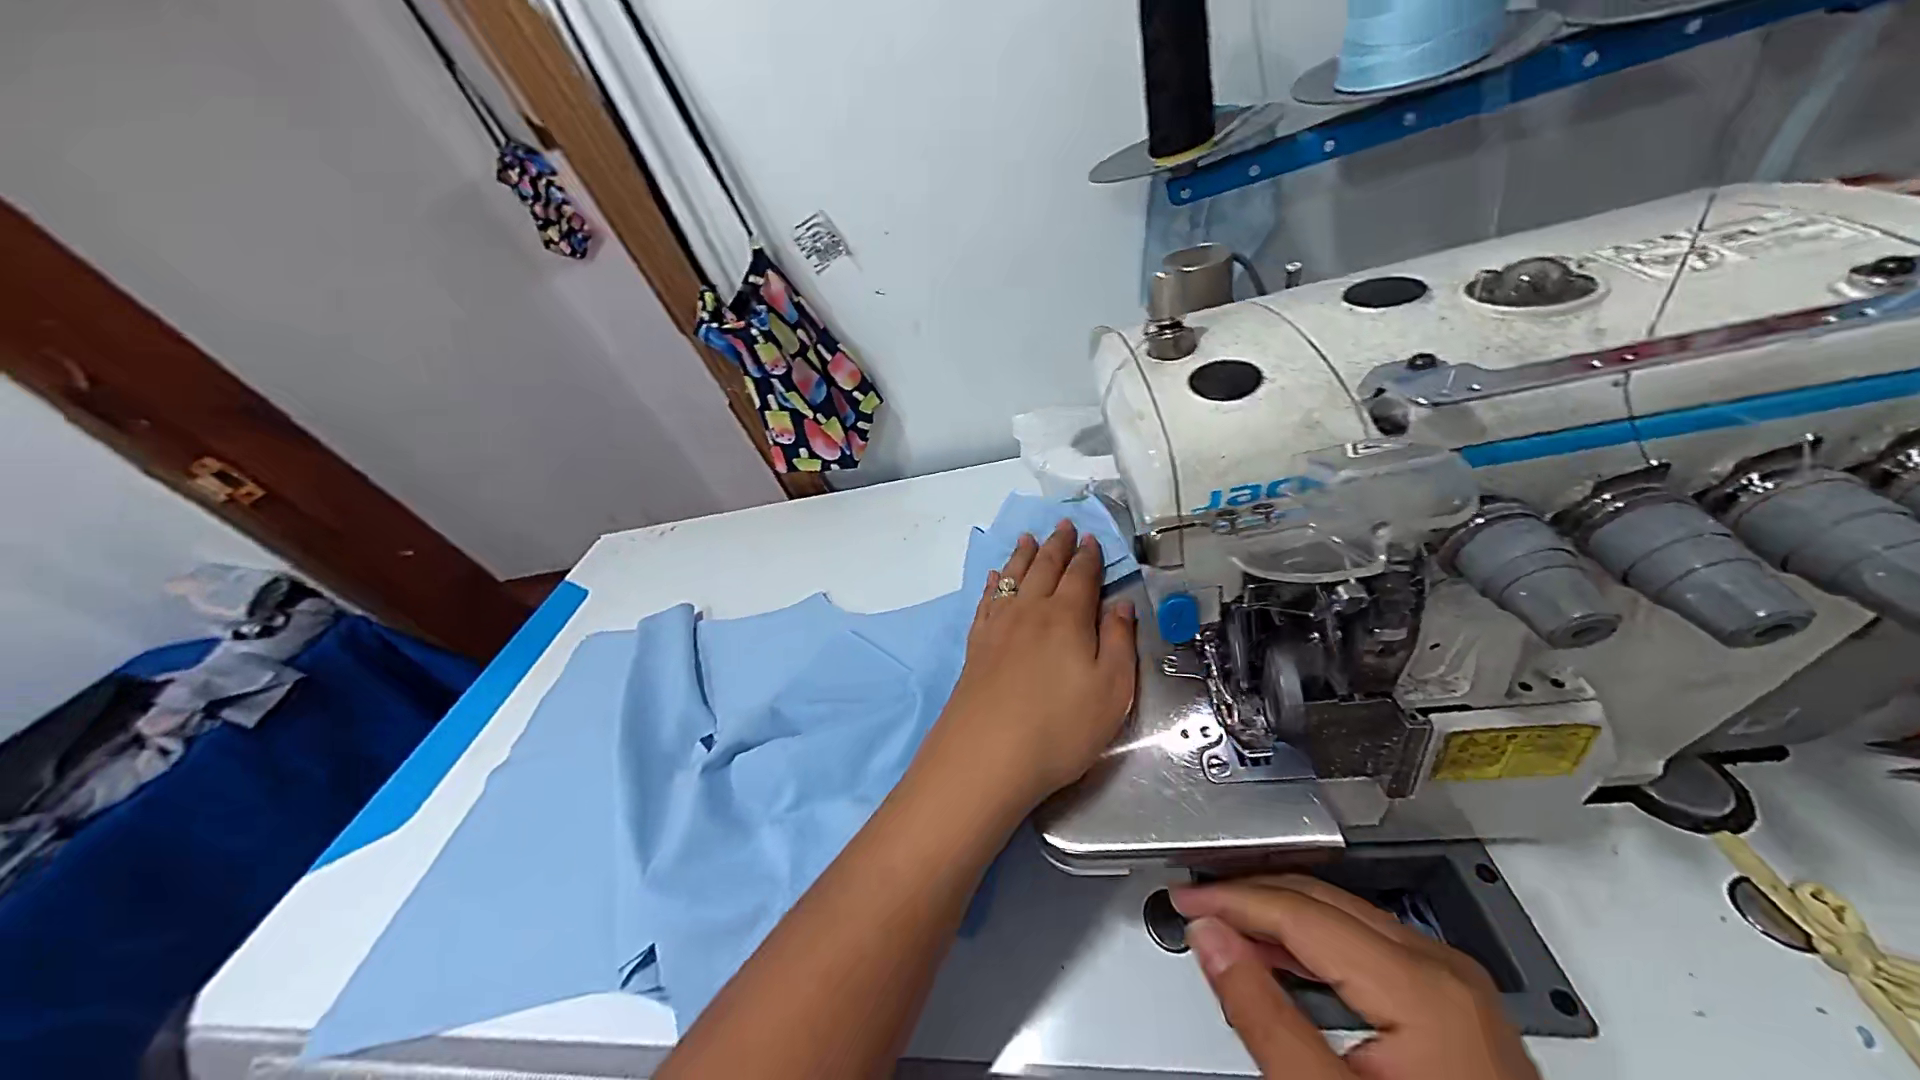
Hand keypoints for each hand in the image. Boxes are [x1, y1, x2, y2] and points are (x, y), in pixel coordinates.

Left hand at [913, 521, 1137, 817]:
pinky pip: (987, 601)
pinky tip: (995, 579)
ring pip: (1013, 578)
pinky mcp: (976, 646)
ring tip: (1028, 537)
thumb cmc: (1060, 727)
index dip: (1089, 556)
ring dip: (1023, 555)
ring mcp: (998, 626)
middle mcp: (1030, 611)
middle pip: (1044, 568)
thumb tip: (1121, 604)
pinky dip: (994, 584)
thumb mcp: (1112, 690)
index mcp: (1067, 617)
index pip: (1081, 576)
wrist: (987, 755)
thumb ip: (1120, 642)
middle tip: (1062, 525)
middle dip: (1057, 545)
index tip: (1091, 539)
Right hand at [1173, 876, 1540, 1079]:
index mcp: (1423, 988)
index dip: (1232, 901)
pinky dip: (1312, 938)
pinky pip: (1365, 940)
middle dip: (1250, 896)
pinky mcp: (1452, 1001)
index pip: (1300, 913)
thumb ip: (1263, 1017)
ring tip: (1226, 922)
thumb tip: (1211, 939)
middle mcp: (1445, 972)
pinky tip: (1280, 951)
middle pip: (1322, 900)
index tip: (1187, 902)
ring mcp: (1454, 984)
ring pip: (1342, 913)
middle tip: (1197, 904)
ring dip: (1277, 913)